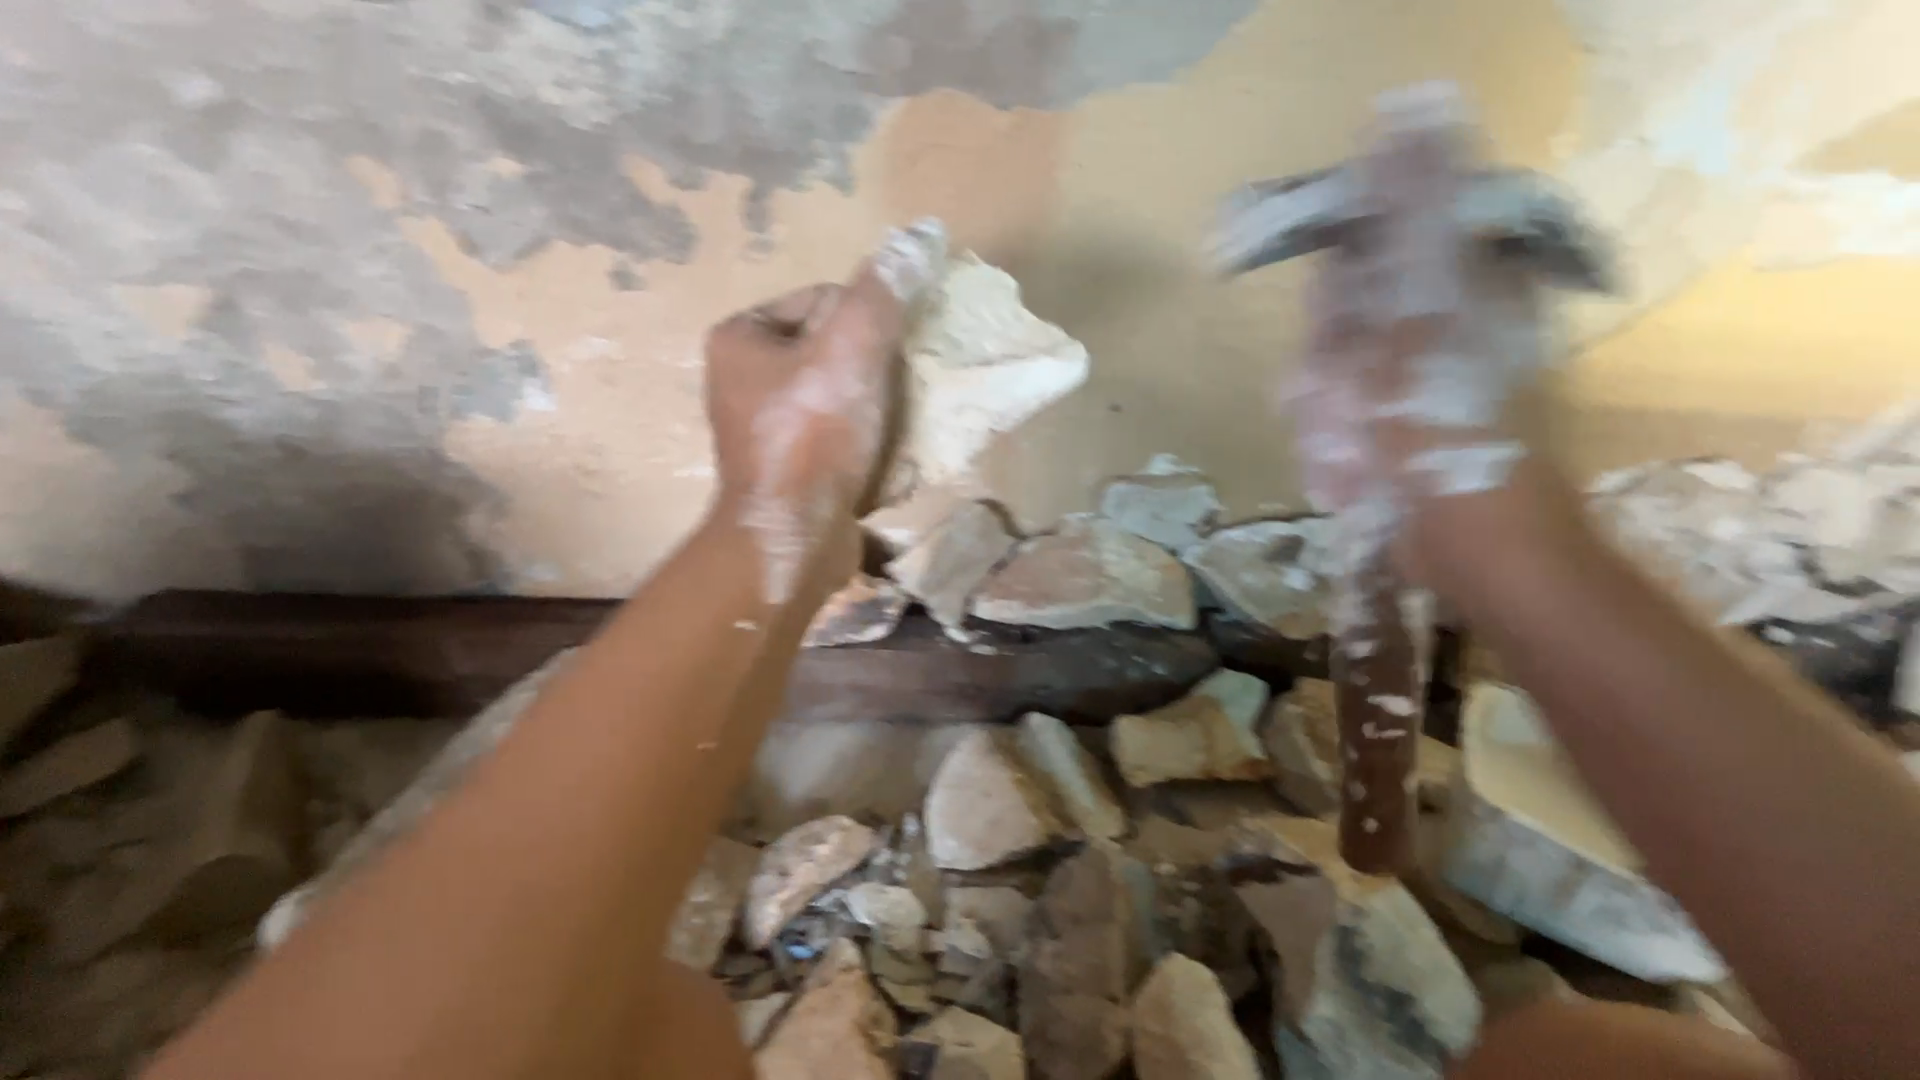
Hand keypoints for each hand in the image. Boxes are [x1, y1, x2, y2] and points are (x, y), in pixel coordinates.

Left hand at [702, 221, 942, 603]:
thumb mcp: (852, 349)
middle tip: (899, 390)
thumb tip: (923, 232)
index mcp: (740, 337)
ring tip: (896, 423)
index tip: (888, 356)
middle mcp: (744, 379)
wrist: (793, 541)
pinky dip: (866, 439)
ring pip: (842, 393)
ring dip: (878, 404)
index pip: (823, 298)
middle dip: (875, 365)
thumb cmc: (813, 437)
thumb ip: (884, 292)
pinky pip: (838, 435)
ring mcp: (765, 429)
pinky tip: (885, 453)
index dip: (869, 320)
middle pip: (835, 347)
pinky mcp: (789, 469)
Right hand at [1284, 92, 1582, 592]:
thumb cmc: (1449, 436)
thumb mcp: (1418, 326)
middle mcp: (1430, 330)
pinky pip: (1326, 423)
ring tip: (1348, 459)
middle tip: (1339, 406)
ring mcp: (1404, 386)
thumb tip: (1388, 147)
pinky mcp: (1384, 432)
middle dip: (1322, 373)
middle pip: (1336, 322)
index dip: (1337, 288)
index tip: (1329, 327)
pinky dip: (1328, 452)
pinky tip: (1346, 480)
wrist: (1472, 547)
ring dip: (1321, 422)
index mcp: (1455, 290)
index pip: (1370, 251)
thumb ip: (1398, 243)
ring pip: (1321, 378)